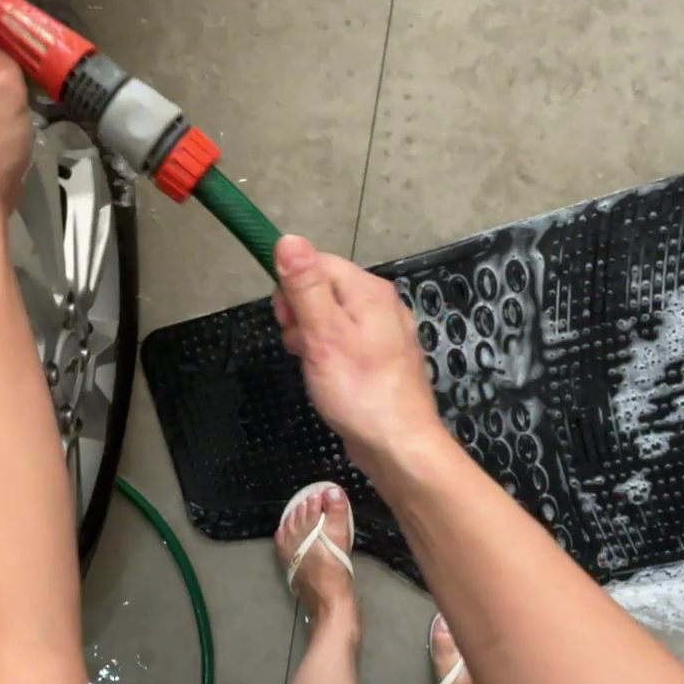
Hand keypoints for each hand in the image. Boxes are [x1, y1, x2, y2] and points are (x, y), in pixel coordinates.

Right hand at [272, 235, 448, 473]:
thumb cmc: (358, 390)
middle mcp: (380, 303)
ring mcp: (382, 331)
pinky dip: (326, 354)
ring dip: (311, 338)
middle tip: (303, 348)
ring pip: (329, 317)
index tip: (286, 321)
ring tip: (315, 367)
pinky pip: (342, 340)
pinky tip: (327, 376)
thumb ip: (305, 287)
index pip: (316, 263)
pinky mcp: (379, 357)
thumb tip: (288, 239)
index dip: (291, 288)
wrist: (397, 444)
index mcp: (368, 291)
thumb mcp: (323, 334)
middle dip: (300, 315)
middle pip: (322, 288)